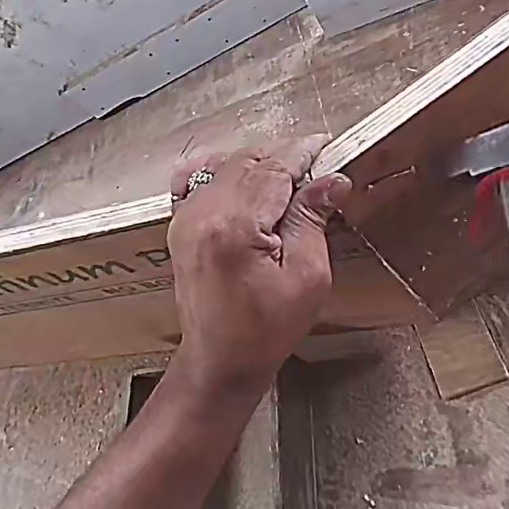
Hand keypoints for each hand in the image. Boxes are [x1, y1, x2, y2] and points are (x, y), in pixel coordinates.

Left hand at [166, 136, 350, 389]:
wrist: (220, 359)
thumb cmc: (264, 330)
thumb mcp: (307, 277)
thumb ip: (312, 220)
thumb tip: (330, 180)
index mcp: (234, 226)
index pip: (275, 167)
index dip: (305, 154)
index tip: (326, 148)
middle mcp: (202, 214)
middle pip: (250, 160)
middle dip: (285, 162)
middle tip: (314, 179)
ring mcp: (185, 218)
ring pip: (227, 165)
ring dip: (258, 167)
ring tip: (285, 190)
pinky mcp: (179, 226)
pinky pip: (198, 179)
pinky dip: (223, 173)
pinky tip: (244, 186)